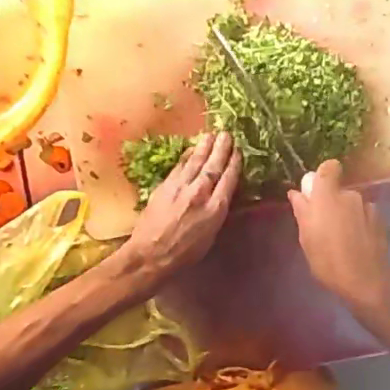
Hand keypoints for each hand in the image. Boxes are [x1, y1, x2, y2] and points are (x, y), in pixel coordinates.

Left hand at [117, 131, 240, 288]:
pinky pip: (178, 167)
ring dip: (204, 147)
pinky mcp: (164, 187)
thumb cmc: (183, 254)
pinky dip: (186, 157)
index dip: (234, 163)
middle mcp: (200, 193)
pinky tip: (191, 151)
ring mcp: (180, 188)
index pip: (228, 179)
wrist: (150, 254)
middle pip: (213, 166)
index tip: (238, 151)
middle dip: (221, 149)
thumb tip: (219, 199)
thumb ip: (216, 214)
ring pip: (195, 162)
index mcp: (215, 208)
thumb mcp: (209, 237)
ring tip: (211, 135)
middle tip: (226, 134)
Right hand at [289, 159, 389, 323]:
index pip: (328, 168)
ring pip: (351, 203)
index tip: (314, 192)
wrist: (365, 280)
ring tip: (338, 238)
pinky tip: (354, 243)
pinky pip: (362, 214)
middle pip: (338, 189)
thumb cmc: (327, 259)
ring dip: (344, 214)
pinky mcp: (379, 220)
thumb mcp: (306, 237)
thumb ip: (302, 210)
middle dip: (330, 202)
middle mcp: (350, 195)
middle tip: (321, 225)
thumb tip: (297, 193)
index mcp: (327, 196)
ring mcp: (367, 207)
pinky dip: (357, 223)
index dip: (322, 175)